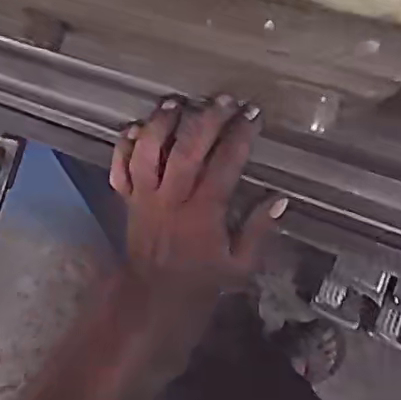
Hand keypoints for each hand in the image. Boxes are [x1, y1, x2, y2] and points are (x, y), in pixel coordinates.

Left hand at [108, 95, 285, 302]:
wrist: (153, 299)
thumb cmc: (202, 282)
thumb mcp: (241, 266)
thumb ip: (260, 230)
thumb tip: (280, 199)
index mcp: (203, 213)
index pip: (225, 164)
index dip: (240, 135)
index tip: (253, 114)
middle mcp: (172, 199)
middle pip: (187, 149)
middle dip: (207, 119)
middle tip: (224, 100)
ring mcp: (145, 197)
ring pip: (149, 152)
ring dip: (162, 123)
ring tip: (176, 102)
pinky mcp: (127, 200)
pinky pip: (120, 168)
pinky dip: (124, 145)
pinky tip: (136, 126)